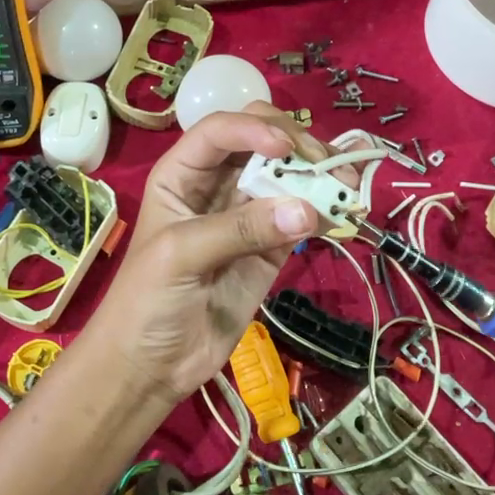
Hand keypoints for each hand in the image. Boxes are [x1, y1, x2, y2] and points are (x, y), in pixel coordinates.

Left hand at [84, 104, 318, 402]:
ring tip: (349, 184)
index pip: (220, 130)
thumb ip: (239, 229)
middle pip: (260, 141)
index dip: (253, 128)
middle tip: (325, 163)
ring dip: (318, 174)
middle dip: (295, 143)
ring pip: (287, 176)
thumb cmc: (145, 301)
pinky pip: (300, 218)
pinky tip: (343, 213)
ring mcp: (245, 215)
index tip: (285, 148)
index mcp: (181, 173)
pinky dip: (324, 212)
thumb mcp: (180, 255)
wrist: (150, 366)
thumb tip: (307, 209)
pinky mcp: (269, 249)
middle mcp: (215, 184)